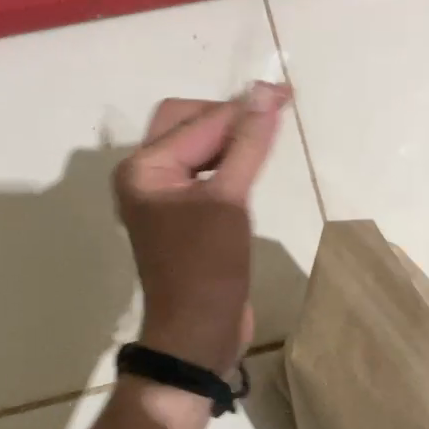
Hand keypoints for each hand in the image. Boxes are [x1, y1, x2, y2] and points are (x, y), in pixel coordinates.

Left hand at [114, 82, 290, 373]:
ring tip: (270, 137)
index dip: (241, 107)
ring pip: (196, 150)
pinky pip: (204, 177)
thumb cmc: (208, 269)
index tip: (284, 93)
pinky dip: (229, 167)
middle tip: (273, 117)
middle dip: (228, 118)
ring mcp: (163, 200)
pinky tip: (253, 168)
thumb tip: (267, 94)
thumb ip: (247, 145)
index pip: (197, 121)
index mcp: (143, 169)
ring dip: (230, 141)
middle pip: (186, 124)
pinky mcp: (183, 220)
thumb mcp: (228, 202)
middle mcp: (145, 177)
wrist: (198, 334)